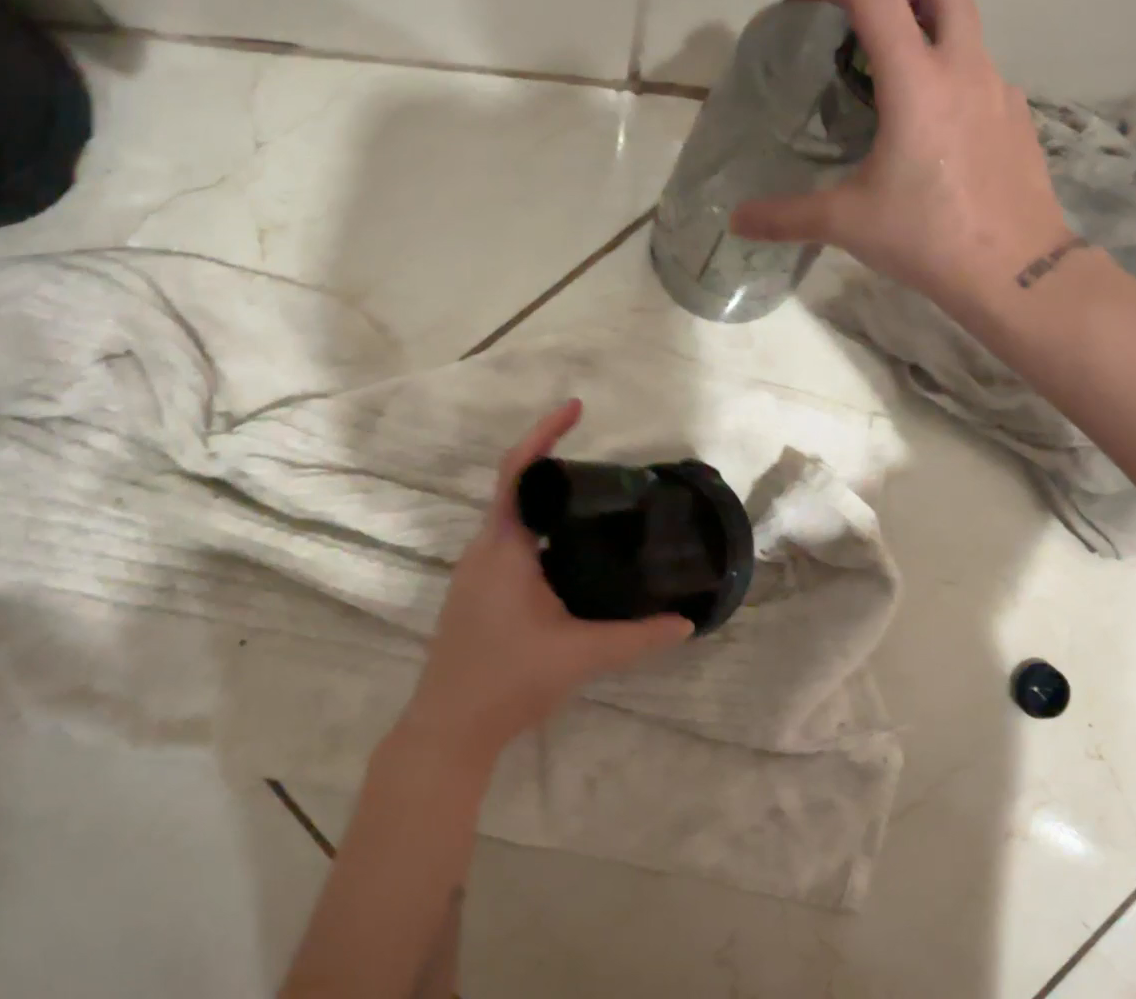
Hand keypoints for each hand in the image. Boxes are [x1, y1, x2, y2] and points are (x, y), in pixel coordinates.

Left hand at [398, 399, 694, 761]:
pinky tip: (572, 560)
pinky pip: (510, 548)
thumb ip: (637, 636)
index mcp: (503, 550)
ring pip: (514, 523)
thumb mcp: (581, 655)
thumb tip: (686, 623)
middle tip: (608, 474)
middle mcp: (483, 552)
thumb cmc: (508, 680)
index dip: (545, 434)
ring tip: (598, 510)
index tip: (576, 408)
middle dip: (558, 471)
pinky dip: (542, 537)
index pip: (518, 473)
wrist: (449, 728)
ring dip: (549, 508)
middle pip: (518, 492)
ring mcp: (474, 575)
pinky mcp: (476, 596)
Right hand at [730, 0, 1072, 309]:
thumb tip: (737, 221)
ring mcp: (999, 91)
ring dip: (925, 37)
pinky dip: (948, 82)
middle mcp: (964, 69)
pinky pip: (980, 77)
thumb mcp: (848, 224)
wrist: (1014, 272)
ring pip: (966, 29)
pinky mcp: (1017, 119)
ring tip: (890, 95)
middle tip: (864, 30)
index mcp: (917, 82)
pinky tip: (931, 138)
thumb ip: (787, 217)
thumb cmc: (927, 238)